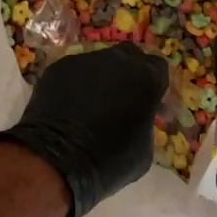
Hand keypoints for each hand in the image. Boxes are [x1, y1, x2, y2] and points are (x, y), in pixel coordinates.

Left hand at [0, 42, 168, 216]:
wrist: (57, 160)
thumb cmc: (110, 160)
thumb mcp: (145, 148)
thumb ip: (145, 120)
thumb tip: (138, 114)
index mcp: (144, 78)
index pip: (158, 67)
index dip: (155, 83)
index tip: (151, 101)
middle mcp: (116, 60)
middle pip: (129, 56)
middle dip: (130, 73)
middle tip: (125, 98)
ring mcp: (84, 60)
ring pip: (100, 63)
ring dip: (102, 78)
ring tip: (93, 104)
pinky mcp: (59, 67)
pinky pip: (75, 72)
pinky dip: (77, 84)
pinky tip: (70, 106)